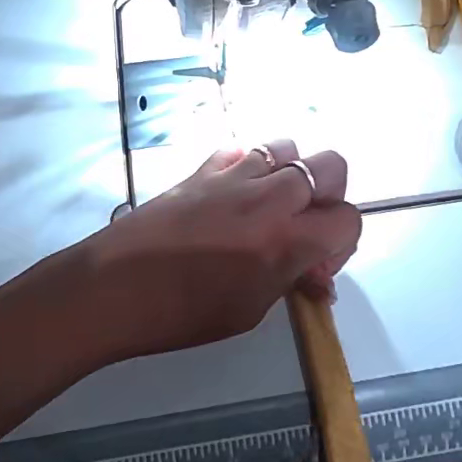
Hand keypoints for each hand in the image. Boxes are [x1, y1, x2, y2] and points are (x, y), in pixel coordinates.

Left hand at [85, 140, 361, 360]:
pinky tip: (231, 195)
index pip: (348, 219)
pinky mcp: (198, 170)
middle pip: (331, 166)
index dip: (340, 245)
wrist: (113, 287)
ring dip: (289, 174)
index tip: (315, 267)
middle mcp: (267, 197)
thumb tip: (312, 272)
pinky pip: (238, 151)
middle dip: (328, 196)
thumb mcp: (250, 310)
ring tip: (268, 207)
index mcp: (286, 239)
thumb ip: (288, 280)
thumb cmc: (181, 314)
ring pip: (285, 147)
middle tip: (303, 229)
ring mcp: (231, 176)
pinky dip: (247, 166)